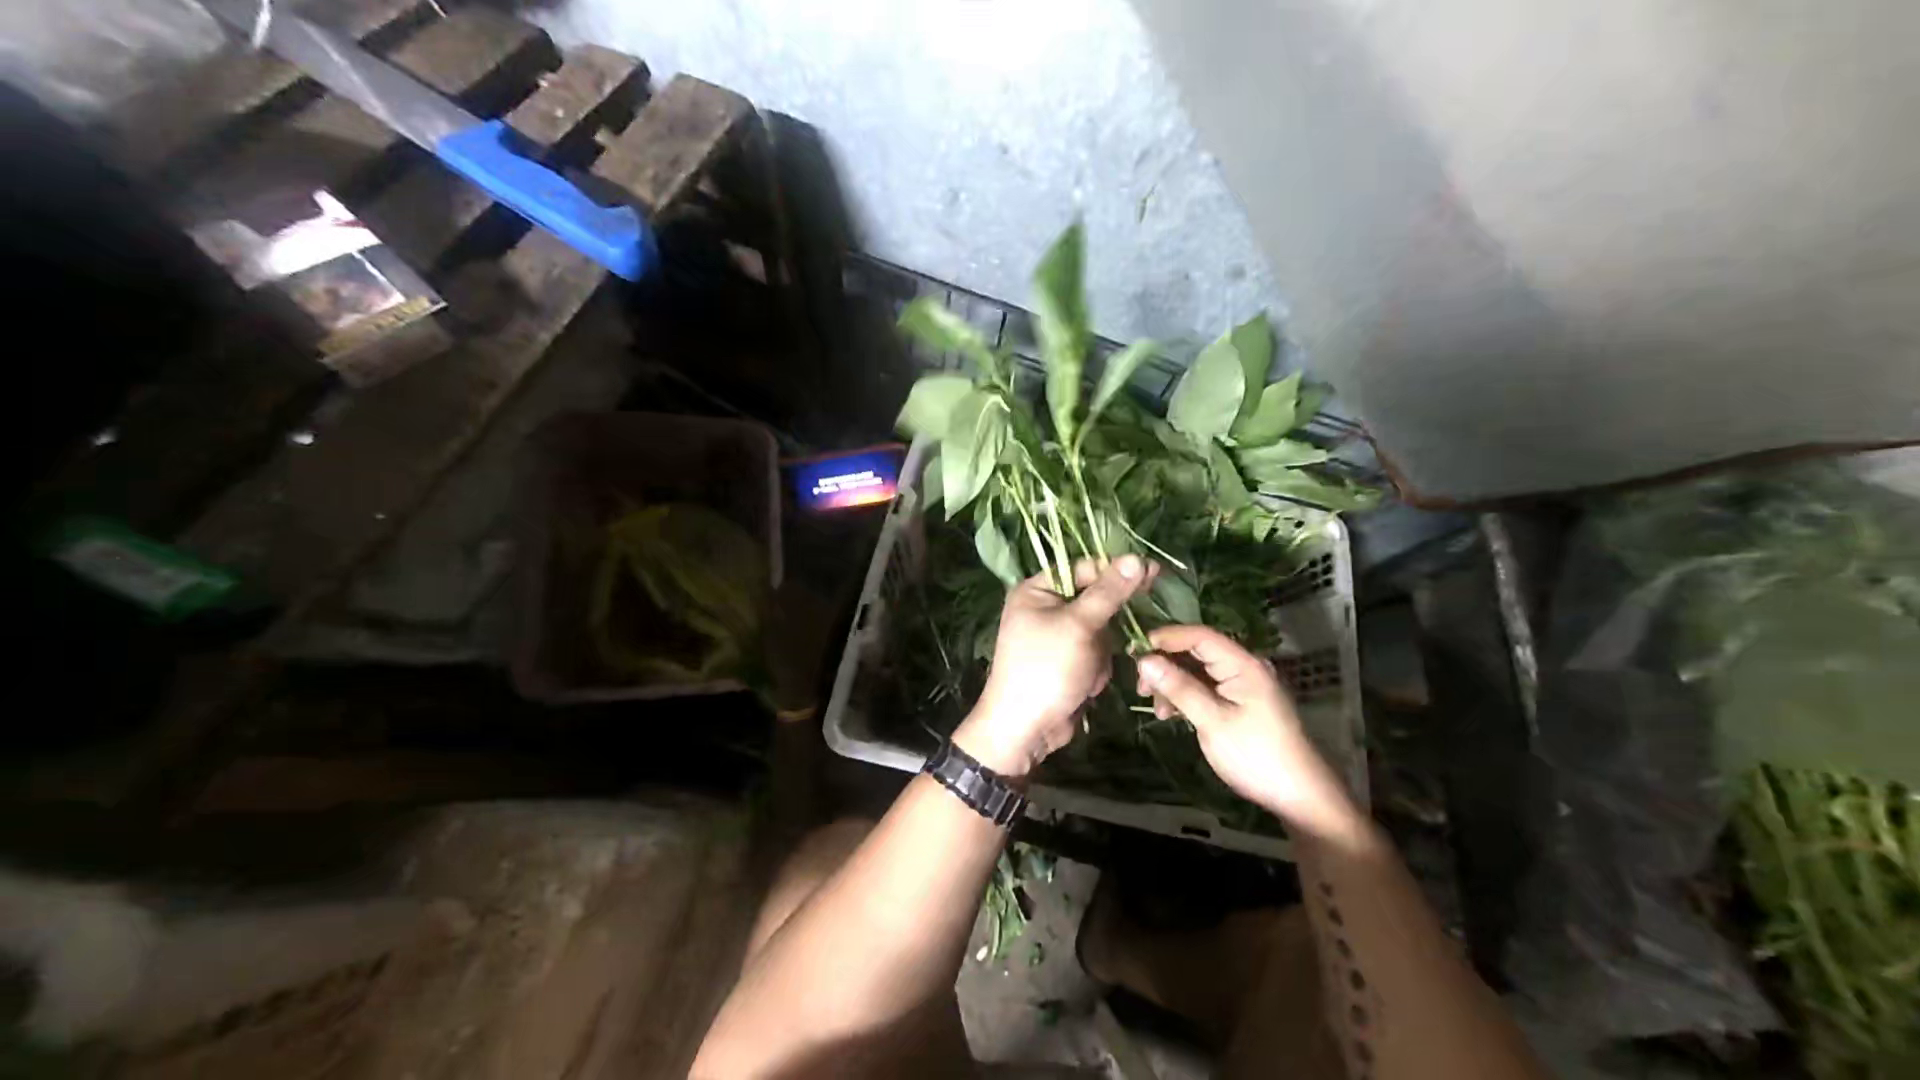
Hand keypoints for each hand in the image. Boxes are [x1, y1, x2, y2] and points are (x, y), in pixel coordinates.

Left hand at [953, 555, 1157, 777]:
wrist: (1025, 729)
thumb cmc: (1046, 668)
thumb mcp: (1079, 625)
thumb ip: (1109, 592)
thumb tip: (1136, 558)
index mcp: (1036, 590)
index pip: (1083, 568)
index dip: (1116, 571)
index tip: (1153, 573)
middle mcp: (1045, 608)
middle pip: (1096, 600)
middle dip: (1106, 624)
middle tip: (1117, 634)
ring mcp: (1058, 636)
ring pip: (1102, 630)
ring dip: (1102, 651)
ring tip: (1088, 671)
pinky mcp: (1069, 661)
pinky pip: (1097, 652)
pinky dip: (1098, 667)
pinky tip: (1086, 684)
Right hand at [1136, 625, 1363, 841]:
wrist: (1297, 795)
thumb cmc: (1256, 755)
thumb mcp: (1212, 721)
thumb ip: (1179, 687)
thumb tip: (1144, 660)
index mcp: (1243, 665)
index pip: (1200, 636)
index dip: (1166, 638)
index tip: (1134, 651)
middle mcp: (1244, 667)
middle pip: (1196, 652)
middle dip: (1165, 665)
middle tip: (1140, 687)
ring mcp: (1243, 685)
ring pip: (1198, 671)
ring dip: (1173, 684)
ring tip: (1157, 708)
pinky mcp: (1240, 702)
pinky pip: (1206, 687)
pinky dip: (1186, 696)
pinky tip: (1171, 714)